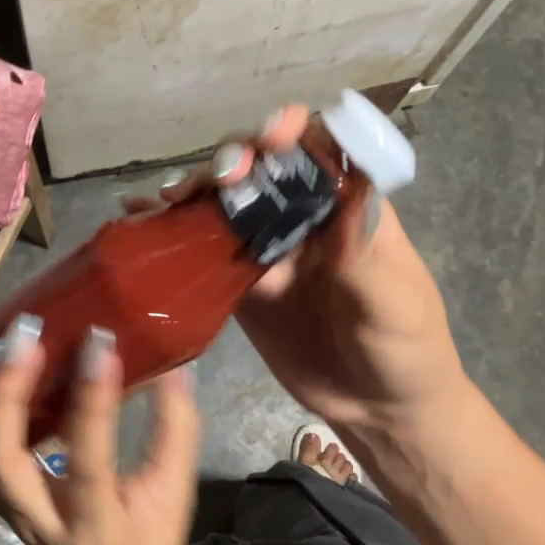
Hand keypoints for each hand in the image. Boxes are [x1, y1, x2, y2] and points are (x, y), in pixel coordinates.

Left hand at [0, 317, 200, 544]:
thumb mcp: (172, 504)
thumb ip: (175, 438)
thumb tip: (177, 369)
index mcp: (96, 528)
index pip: (88, 464)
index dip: (92, 403)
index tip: (99, 342)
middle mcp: (37, 519)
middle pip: (2, 458)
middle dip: (7, 391)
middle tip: (27, 334)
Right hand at [125, 105, 468, 432]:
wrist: (378, 412)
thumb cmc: (404, 351)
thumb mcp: (393, 302)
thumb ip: (362, 250)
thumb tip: (342, 184)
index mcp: (348, 209)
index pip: (319, 151)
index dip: (293, 132)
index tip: (272, 135)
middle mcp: (303, 219)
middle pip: (262, 169)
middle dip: (235, 160)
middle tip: (219, 179)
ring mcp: (266, 249)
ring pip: (225, 202)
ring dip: (196, 189)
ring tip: (168, 197)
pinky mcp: (238, 282)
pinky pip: (201, 247)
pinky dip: (170, 227)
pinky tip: (140, 216)